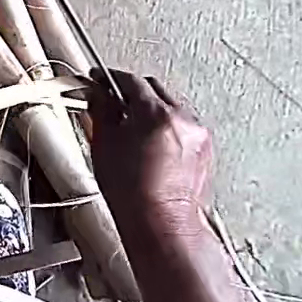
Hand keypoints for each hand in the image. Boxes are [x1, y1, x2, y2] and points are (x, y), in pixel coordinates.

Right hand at [86, 69, 216, 248]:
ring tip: (129, 126)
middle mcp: (182, 119)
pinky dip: (164, 126)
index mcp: (156, 114)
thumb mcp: (104, 145)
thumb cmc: (132, 193)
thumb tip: (98, 94)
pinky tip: (147, 142)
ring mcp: (197, 134)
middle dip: (132, 92)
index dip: (109, 78)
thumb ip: (101, 111)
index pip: (131, 81)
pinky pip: (181, 125)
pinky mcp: (204, 148)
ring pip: (169, 106)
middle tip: (111, 101)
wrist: (160, 223)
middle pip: (154, 89)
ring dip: (149, 109)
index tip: (98, 80)